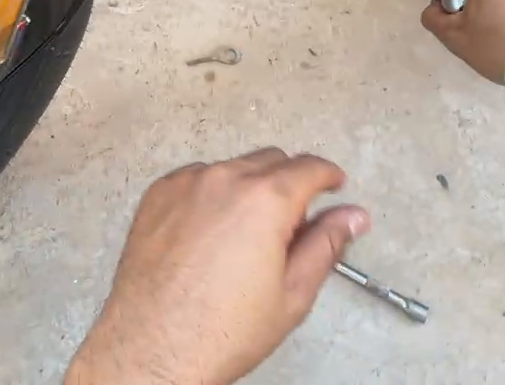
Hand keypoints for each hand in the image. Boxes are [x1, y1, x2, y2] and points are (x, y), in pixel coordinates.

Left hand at [66, 149, 369, 384]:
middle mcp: (224, 178)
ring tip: (243, 238)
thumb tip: (352, 216)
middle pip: (271, 160)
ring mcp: (187, 181)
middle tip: (290, 225)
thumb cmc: (221, 329)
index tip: (333, 184)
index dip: (327, 175)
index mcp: (265, 200)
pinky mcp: (159, 191)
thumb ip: (326, 245)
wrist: (153, 344)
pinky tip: (209, 234)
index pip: (308, 167)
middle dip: (289, 182)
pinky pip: (197, 178)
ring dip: (247, 188)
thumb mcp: (291, 294)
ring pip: (232, 168)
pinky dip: (211, 194)